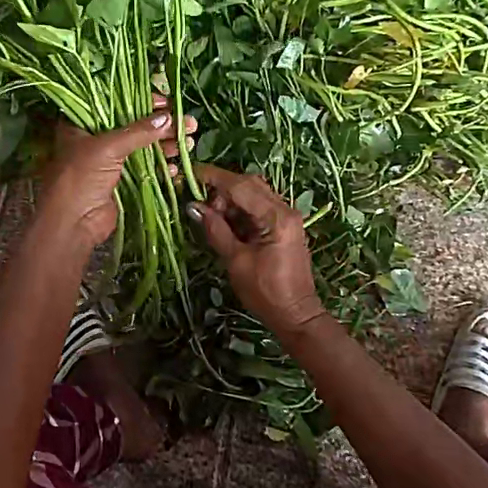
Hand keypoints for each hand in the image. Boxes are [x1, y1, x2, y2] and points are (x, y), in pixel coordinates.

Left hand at [37, 96, 196, 246]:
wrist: (72, 224)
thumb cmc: (79, 178)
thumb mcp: (107, 148)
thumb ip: (138, 131)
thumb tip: (168, 117)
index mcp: (83, 123)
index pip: (117, 102)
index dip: (143, 100)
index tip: (167, 102)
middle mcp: (97, 138)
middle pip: (135, 125)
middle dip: (162, 124)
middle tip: (188, 123)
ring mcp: (110, 161)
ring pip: (144, 146)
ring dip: (166, 144)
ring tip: (189, 142)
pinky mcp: (122, 180)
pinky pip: (146, 167)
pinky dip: (161, 165)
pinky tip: (175, 165)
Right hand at [187, 166, 328, 336]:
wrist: (295, 314)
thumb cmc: (265, 292)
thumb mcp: (236, 261)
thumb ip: (216, 230)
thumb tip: (194, 207)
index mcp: (276, 216)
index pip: (241, 186)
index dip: (214, 177)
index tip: (192, 173)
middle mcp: (285, 210)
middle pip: (249, 185)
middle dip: (222, 190)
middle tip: (202, 206)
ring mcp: (286, 217)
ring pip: (254, 194)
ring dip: (231, 200)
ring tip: (212, 218)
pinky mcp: (283, 226)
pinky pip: (259, 207)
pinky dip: (241, 211)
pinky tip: (226, 224)